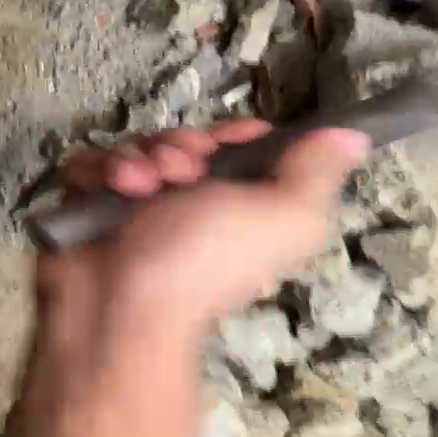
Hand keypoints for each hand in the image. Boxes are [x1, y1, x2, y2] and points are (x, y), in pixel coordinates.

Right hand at [41, 121, 371, 343]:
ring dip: (132, 159)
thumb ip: (315, 173)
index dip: (230, 136)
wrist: (123, 300)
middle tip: (176, 175)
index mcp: (244, 201)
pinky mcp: (89, 200)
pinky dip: (93, 169)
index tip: (221, 149)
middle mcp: (191, 198)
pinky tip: (104, 189)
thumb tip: (350, 137)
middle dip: (175, 147)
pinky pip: (87, 162)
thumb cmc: (205, 260)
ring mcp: (135, 199)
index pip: (238, 143)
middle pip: (181, 139)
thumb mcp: (284, 218)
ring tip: (131, 187)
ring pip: (132, 147)